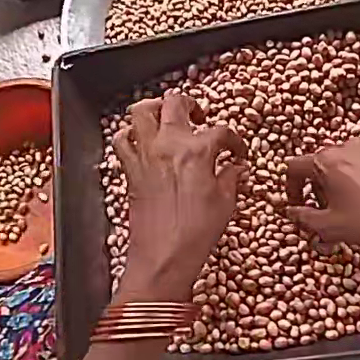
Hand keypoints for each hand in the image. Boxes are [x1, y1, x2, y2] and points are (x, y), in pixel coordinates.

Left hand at [112, 91, 246, 300]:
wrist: (162, 256)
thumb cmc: (196, 233)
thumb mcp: (225, 203)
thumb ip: (231, 178)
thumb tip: (236, 168)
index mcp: (197, 151)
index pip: (221, 131)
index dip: (234, 141)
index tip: (237, 153)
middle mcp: (168, 145)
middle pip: (176, 102)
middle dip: (191, 104)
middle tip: (199, 117)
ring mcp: (145, 155)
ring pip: (141, 111)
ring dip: (156, 109)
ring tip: (166, 119)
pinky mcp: (130, 170)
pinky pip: (122, 140)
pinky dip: (130, 135)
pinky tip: (142, 142)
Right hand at [284, 139, 359, 254]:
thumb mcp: (329, 226)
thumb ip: (303, 216)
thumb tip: (292, 212)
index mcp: (327, 161)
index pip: (294, 167)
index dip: (291, 188)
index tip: (296, 204)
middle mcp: (348, 147)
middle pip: (320, 163)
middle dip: (316, 186)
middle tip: (324, 210)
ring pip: (344, 162)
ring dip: (339, 181)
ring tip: (349, 207)